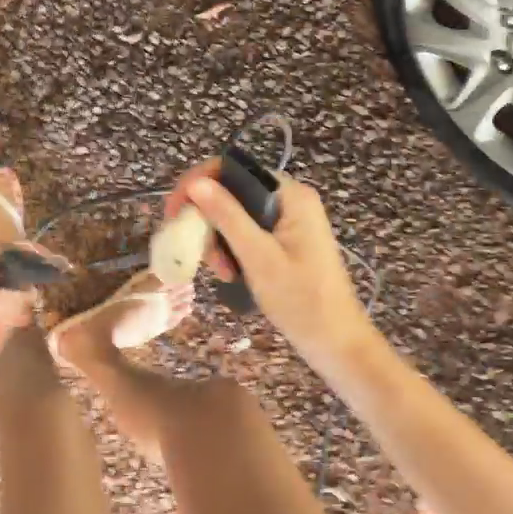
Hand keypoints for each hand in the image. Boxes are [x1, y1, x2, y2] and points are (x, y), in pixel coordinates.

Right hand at [167, 159, 376, 370]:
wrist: (337, 343)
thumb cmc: (301, 300)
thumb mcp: (258, 256)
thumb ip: (227, 216)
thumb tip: (195, 183)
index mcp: (290, 195)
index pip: (232, 169)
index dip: (198, 184)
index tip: (175, 211)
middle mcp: (289, 199)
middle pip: (230, 191)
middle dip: (206, 219)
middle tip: (196, 250)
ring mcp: (288, 220)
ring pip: (233, 214)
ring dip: (216, 239)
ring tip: (218, 270)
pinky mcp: (284, 240)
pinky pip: (244, 231)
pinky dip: (229, 249)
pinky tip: (229, 273)